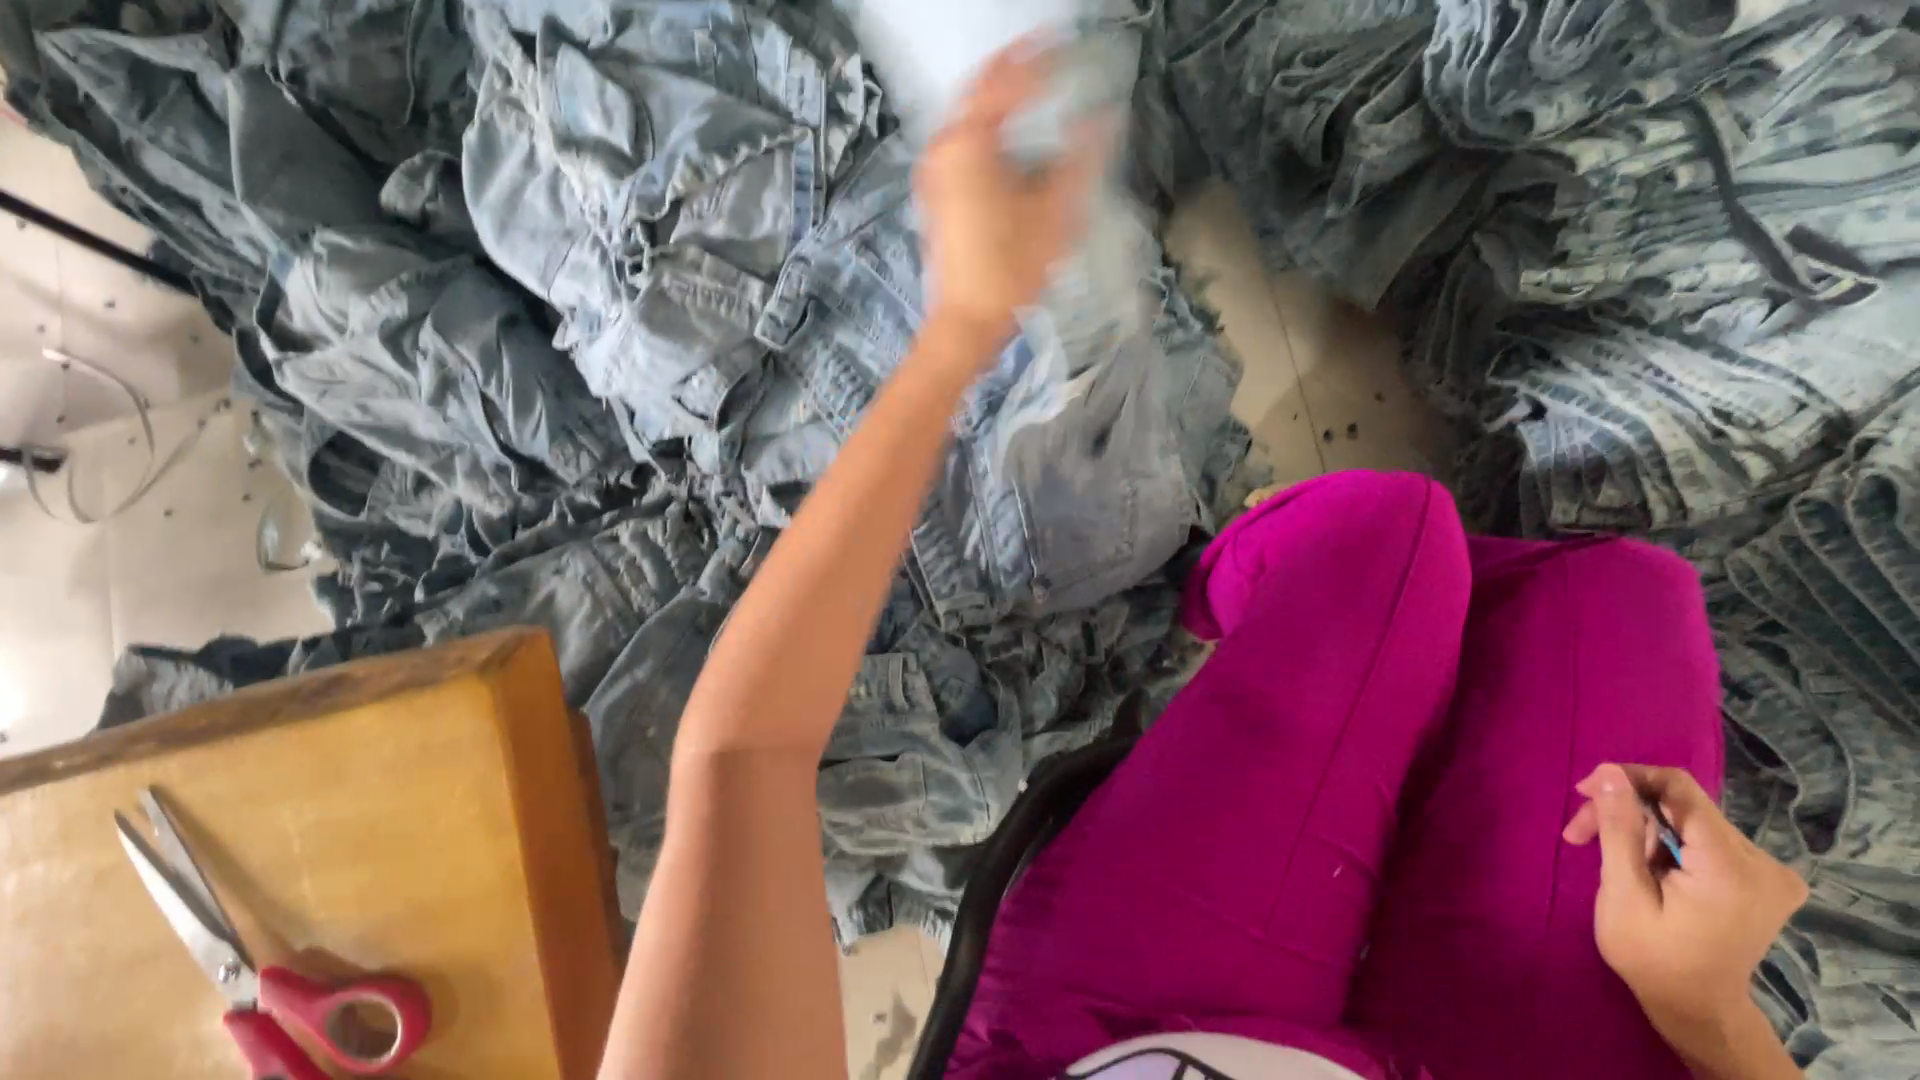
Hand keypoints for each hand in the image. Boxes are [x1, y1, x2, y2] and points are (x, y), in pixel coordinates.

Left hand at [914, 40, 1108, 357]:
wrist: (967, 322)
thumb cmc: (1006, 276)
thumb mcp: (1057, 214)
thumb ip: (1082, 158)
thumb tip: (1102, 121)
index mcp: (969, 146)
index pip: (1006, 80)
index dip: (1040, 58)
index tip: (1064, 45)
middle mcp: (943, 152)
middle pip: (980, 90)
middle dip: (1016, 70)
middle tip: (1049, 56)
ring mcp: (935, 174)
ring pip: (969, 116)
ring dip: (1001, 100)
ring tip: (1037, 90)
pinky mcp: (937, 195)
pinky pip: (963, 143)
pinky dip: (988, 129)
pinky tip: (1014, 137)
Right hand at [1563, 764, 1808, 1065]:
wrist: (1696, 1006)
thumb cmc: (1650, 954)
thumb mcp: (1623, 891)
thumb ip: (1620, 828)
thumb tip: (1609, 771)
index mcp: (1731, 867)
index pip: (1679, 788)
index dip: (1627, 778)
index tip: (1583, 793)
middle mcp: (1764, 862)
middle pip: (1680, 805)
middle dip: (1624, 810)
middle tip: (1579, 834)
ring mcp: (1769, 871)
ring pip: (1687, 818)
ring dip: (1640, 826)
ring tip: (1601, 849)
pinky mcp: (1763, 877)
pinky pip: (1702, 836)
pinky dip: (1663, 840)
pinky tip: (1641, 862)